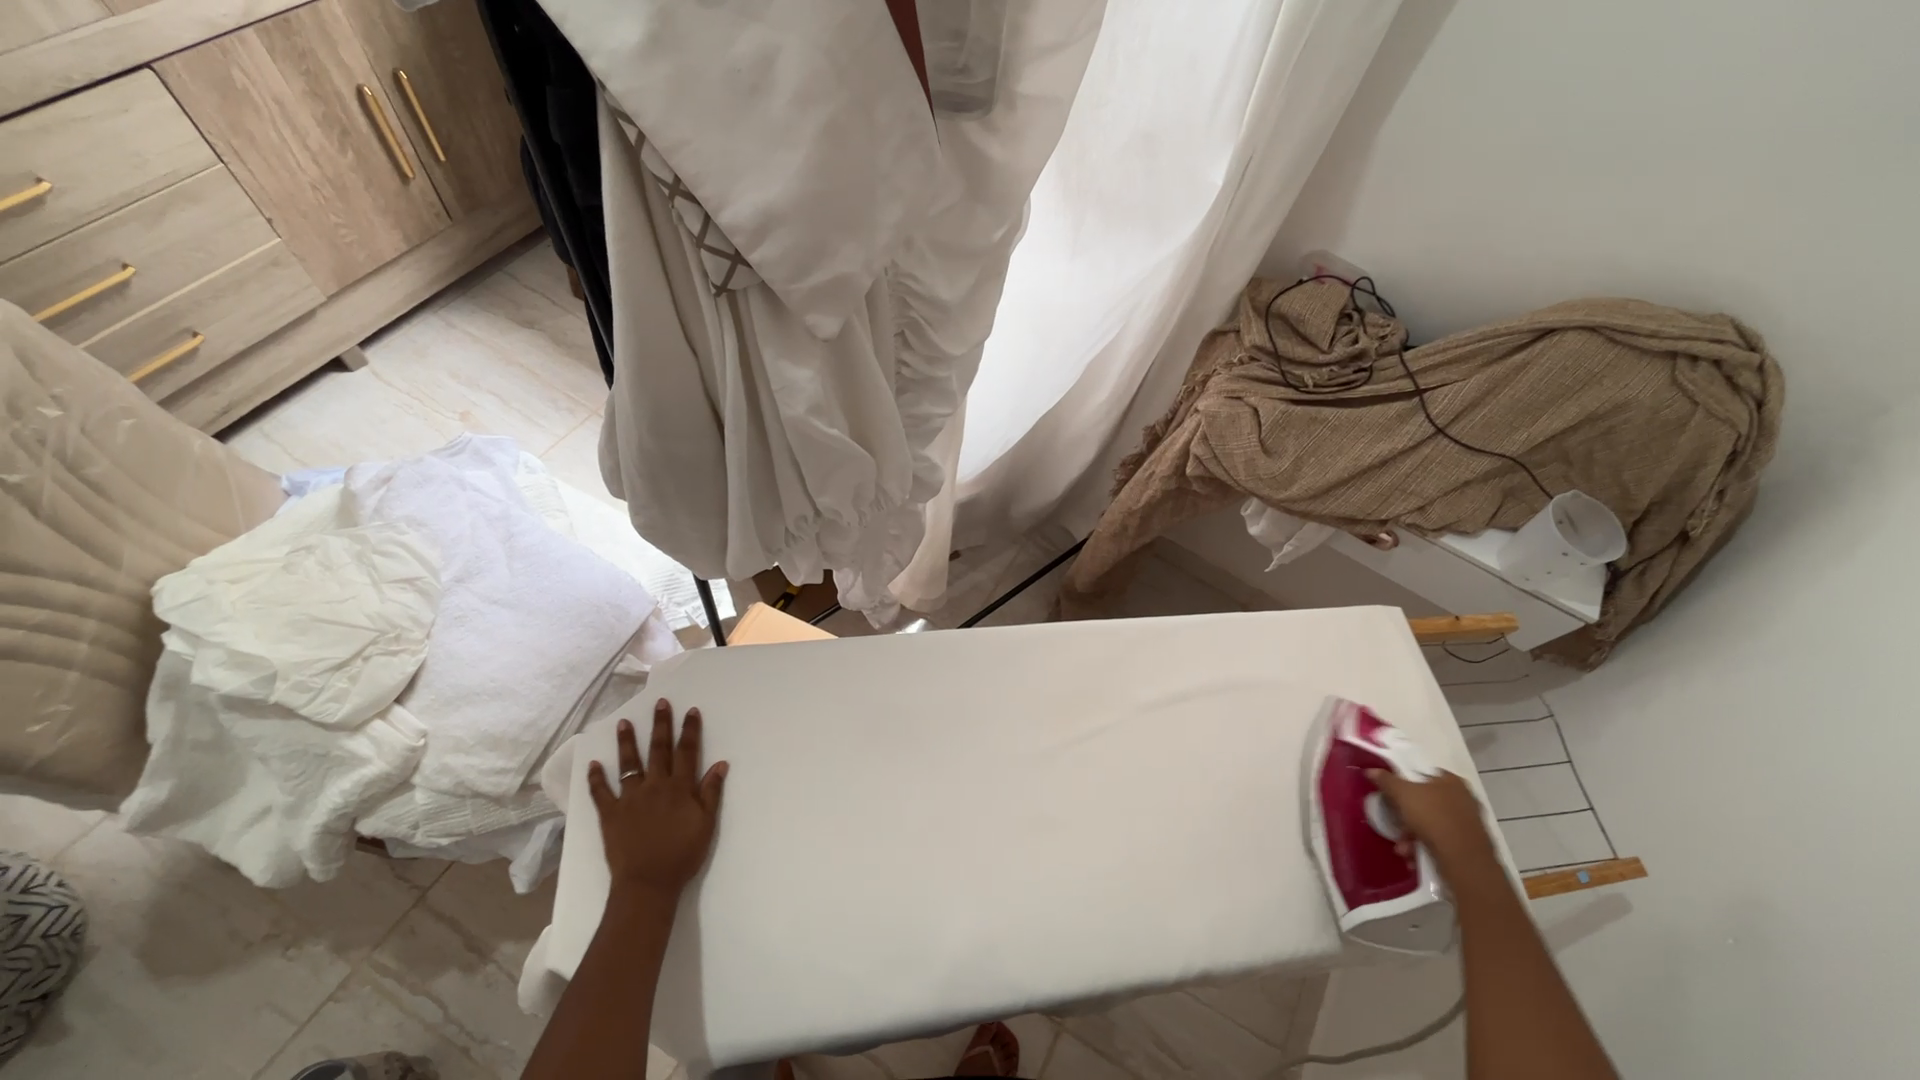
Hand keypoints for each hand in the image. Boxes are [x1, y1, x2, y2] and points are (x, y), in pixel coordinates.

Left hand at [587, 698, 727, 904]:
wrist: (648, 883)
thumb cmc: (683, 855)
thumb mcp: (706, 824)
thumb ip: (711, 793)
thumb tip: (720, 763)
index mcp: (680, 788)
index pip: (687, 752)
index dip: (690, 730)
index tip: (690, 711)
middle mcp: (655, 786)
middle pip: (659, 750)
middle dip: (661, 725)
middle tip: (660, 703)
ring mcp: (630, 798)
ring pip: (629, 764)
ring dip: (627, 742)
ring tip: (623, 723)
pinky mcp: (610, 814)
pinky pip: (601, 792)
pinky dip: (596, 778)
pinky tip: (594, 764)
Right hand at [1366, 768, 1497, 876]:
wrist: (1463, 859)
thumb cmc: (1432, 817)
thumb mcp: (1402, 794)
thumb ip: (1386, 780)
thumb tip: (1371, 770)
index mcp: (1452, 781)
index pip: (1424, 775)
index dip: (1406, 784)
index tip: (1393, 796)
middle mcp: (1464, 798)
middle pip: (1427, 802)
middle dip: (1407, 816)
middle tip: (1396, 825)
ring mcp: (1469, 822)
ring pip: (1432, 824)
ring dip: (1413, 834)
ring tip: (1403, 847)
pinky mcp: (1470, 844)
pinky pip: (1442, 841)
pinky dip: (1427, 846)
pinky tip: (1414, 855)